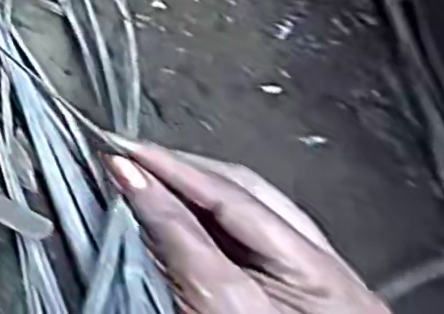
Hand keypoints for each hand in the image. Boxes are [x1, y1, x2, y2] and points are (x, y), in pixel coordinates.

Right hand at [108, 139, 387, 313]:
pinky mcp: (288, 293)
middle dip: (180, 170)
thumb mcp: (213, 296)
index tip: (115, 147)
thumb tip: (126, 170)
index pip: (230, 194)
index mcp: (324, 274)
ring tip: (142, 177)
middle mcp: (329, 273)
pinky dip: (198, 212)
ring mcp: (314, 284)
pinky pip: (240, 232)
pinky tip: (169, 210)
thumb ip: (171, 228)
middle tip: (125, 158)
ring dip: (188, 188)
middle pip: (244, 193)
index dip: (168, 164)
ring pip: (245, 209)